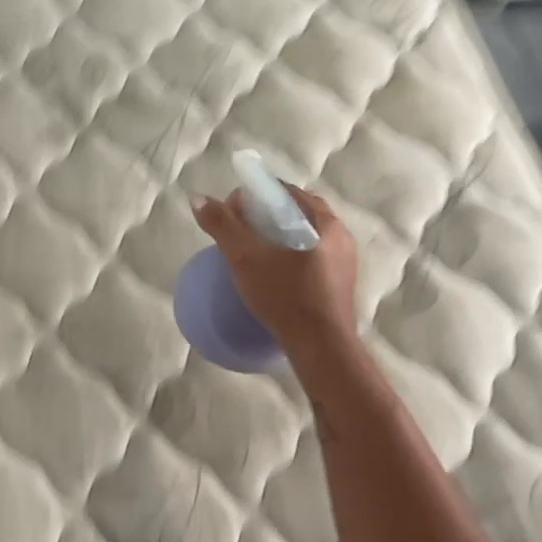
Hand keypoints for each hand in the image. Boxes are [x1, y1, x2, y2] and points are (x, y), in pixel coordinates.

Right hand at [193, 184, 358, 359]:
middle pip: (294, 213)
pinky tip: (269, 272)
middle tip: (237, 232)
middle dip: (263, 216)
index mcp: (325, 222)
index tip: (231, 213)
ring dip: (275, 236)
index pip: (285, 192)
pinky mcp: (338, 285)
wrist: (321, 349)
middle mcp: (340, 237)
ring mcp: (343, 262)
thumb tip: (198, 198)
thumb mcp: (245, 257)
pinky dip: (287, 255)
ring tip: (249, 252)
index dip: (254, 195)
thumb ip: (222, 225)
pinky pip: (309, 257)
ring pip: (303, 236)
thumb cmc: (285, 296)